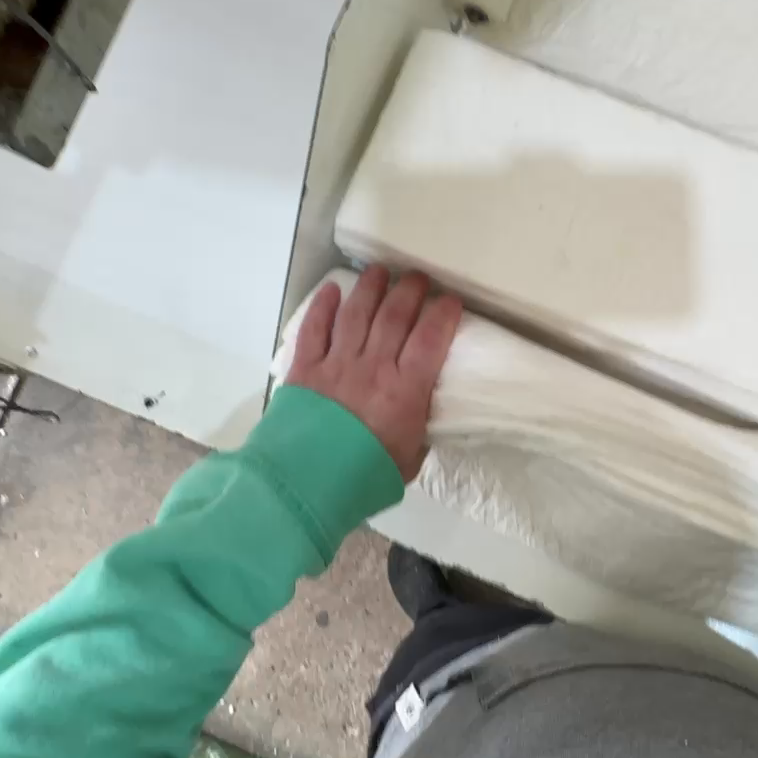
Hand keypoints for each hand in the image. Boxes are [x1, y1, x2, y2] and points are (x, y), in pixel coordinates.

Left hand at [285, 265, 462, 481]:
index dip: (443, 315)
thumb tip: (423, 414)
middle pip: (394, 316)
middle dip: (410, 291)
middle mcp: (373, 367)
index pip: (430, 339)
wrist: (308, 485)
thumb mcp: (411, 458)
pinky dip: (323, 307)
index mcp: (405, 390)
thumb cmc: (366, 476)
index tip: (451, 301)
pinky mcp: (306, 369)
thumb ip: (419, 430)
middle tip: (419, 278)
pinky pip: (315, 329)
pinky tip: (332, 290)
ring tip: (381, 272)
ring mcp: (337, 364)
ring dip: (370, 289)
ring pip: (357, 314)